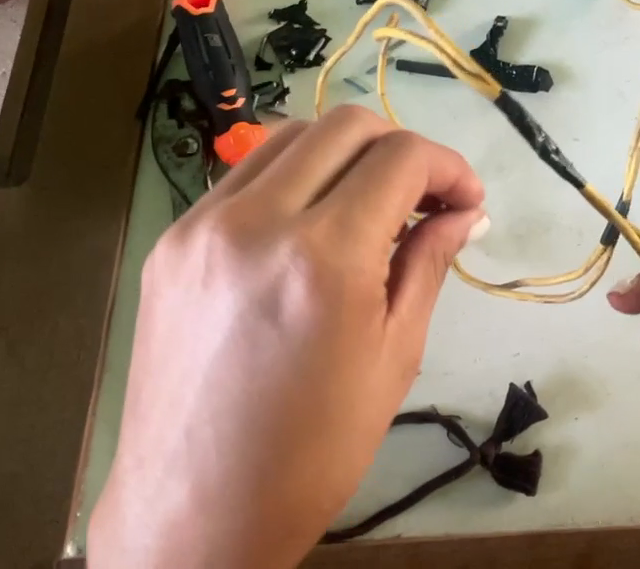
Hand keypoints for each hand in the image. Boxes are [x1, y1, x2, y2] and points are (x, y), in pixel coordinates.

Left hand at [88, 107, 485, 568]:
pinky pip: (246, 175)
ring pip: (292, 136)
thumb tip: (467, 212)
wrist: (192, 515)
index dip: (448, 167)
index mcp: (322, 257)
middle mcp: (256, 220)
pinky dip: (294, 179)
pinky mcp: (172, 240)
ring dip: (345, 154)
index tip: (466, 200)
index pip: (401, 157)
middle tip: (423, 198)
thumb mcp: (394, 356)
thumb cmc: (312, 451)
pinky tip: (310, 226)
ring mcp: (202, 225)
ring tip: (368, 207)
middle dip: (400, 148)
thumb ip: (430, 262)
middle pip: (346, 125)